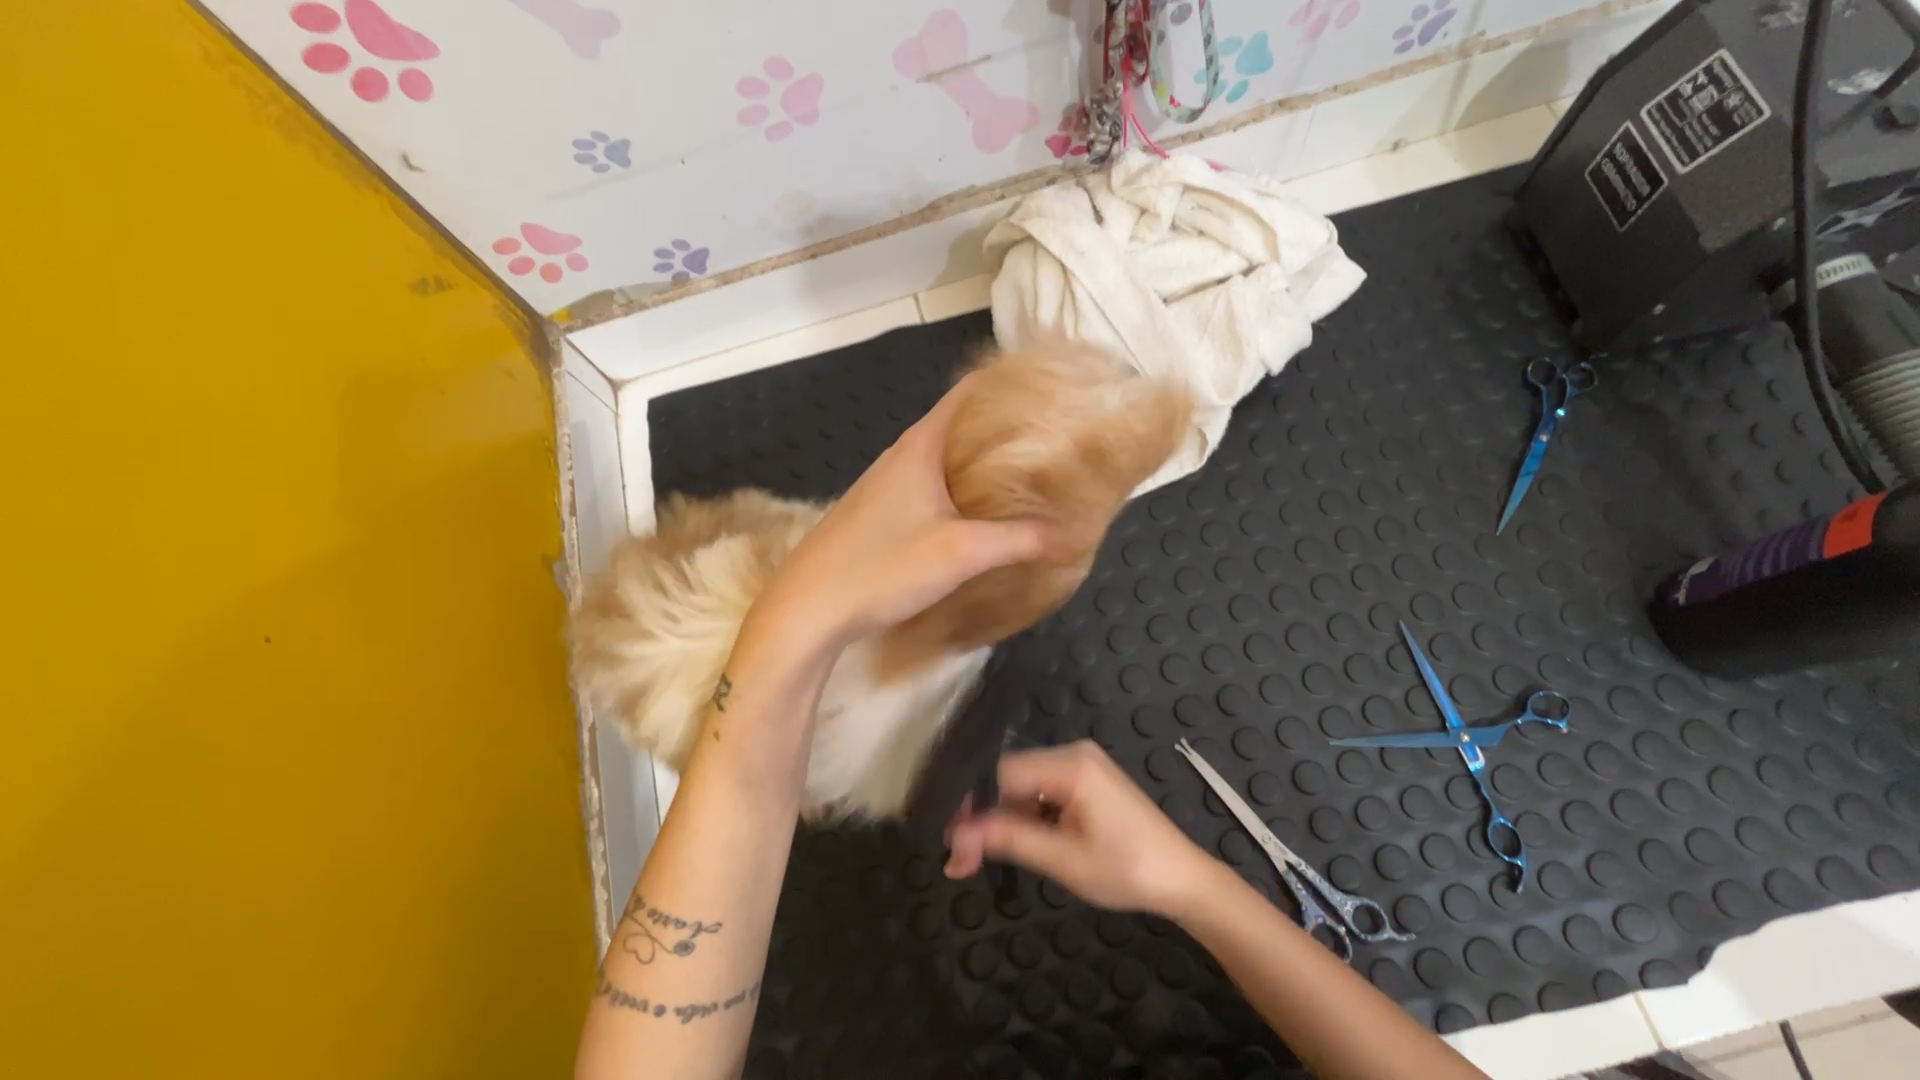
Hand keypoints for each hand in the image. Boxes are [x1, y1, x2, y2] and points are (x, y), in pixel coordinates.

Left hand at [751, 374, 1054, 649]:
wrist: (808, 609)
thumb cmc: (882, 567)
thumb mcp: (961, 553)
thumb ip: (1020, 540)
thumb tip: (1072, 534)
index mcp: (921, 444)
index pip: (970, 392)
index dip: (1010, 386)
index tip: (1052, 396)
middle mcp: (903, 455)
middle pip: (962, 426)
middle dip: (1007, 432)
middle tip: (1055, 445)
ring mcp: (888, 486)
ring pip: (947, 462)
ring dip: (985, 467)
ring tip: (1031, 480)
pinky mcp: (881, 515)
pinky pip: (933, 489)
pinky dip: (963, 493)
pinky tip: (984, 519)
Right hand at [943, 741, 1227, 918]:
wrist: (1183, 880)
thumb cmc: (1128, 869)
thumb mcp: (1063, 860)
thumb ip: (1009, 840)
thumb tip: (957, 836)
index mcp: (1070, 765)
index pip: (1000, 773)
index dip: (969, 804)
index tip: (945, 837)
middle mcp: (1073, 754)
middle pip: (1008, 779)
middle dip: (982, 818)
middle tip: (959, 860)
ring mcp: (1081, 766)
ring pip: (1022, 788)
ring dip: (1001, 822)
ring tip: (976, 859)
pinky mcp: (1086, 781)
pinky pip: (1041, 793)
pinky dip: (1024, 819)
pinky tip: (1011, 844)